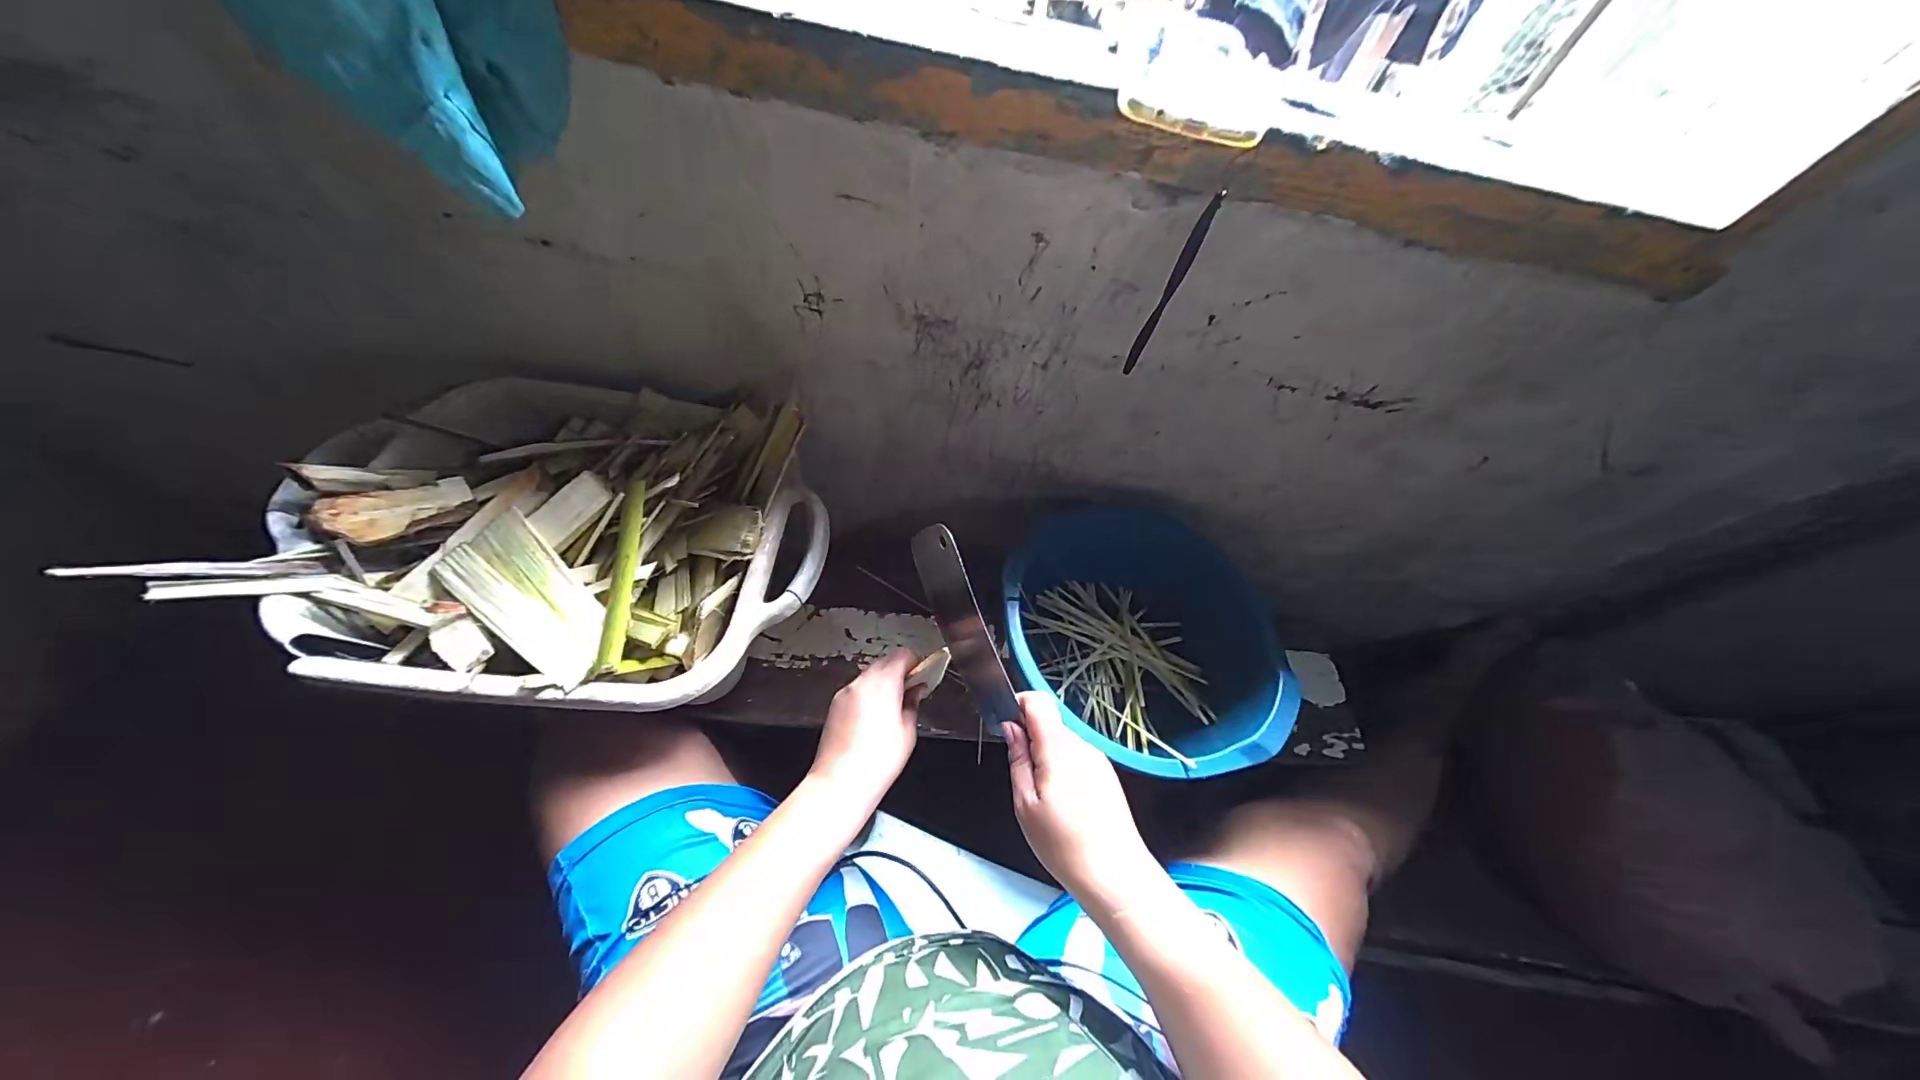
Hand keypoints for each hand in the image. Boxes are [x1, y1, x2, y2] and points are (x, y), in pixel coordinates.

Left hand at [808, 648, 924, 812]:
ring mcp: (845, 693)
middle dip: (900, 672)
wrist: (840, 782)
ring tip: (895, 708)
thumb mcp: (908, 731)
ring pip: (869, 676)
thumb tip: (916, 692)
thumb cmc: (874, 762)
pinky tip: (876, 718)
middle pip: (885, 662)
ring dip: (884, 683)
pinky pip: (857, 691)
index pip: (903, 655)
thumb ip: (913, 703)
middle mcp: (861, 683)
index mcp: (882, 683)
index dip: (917, 663)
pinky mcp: (835, 706)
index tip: (924, 674)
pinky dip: (868, 695)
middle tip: (913, 690)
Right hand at [1004, 692, 1157, 901]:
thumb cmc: (1069, 847)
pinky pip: (1077, 759)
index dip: (1018, 706)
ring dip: (1047, 759)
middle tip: (1024, 778)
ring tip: (1045, 799)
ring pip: (1062, 742)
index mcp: (1059, 750)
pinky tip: (1063, 804)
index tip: (1008, 726)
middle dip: (1030, 741)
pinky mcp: (1106, 774)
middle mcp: (1083, 748)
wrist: (1114, 875)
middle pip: (1049, 723)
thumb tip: (1011, 730)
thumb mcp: (1025, 804)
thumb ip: (1017, 759)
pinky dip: (1064, 771)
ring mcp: (1098, 760)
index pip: (1038, 702)